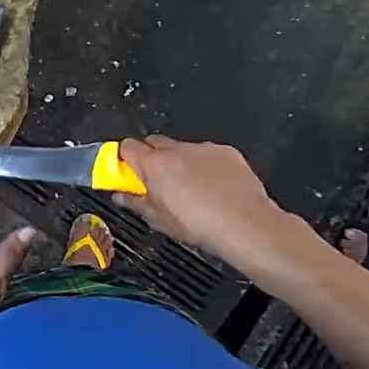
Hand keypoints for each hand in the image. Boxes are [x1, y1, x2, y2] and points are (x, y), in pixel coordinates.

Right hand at [113, 135, 299, 267]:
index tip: (125, 170)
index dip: (124, 158)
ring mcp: (202, 149)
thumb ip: (135, 202)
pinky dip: (205, 164)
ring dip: (179, 161)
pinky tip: (212, 186)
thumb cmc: (202, 224)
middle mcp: (176, 150)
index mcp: (154, 164)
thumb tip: (122, 196)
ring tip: (189, 187)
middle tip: (154, 179)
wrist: (246, 226)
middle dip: (150, 157)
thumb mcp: (158, 219)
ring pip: (181, 148)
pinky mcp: (226, 152)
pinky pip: (207, 153)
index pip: (126, 147)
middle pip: (153, 143)